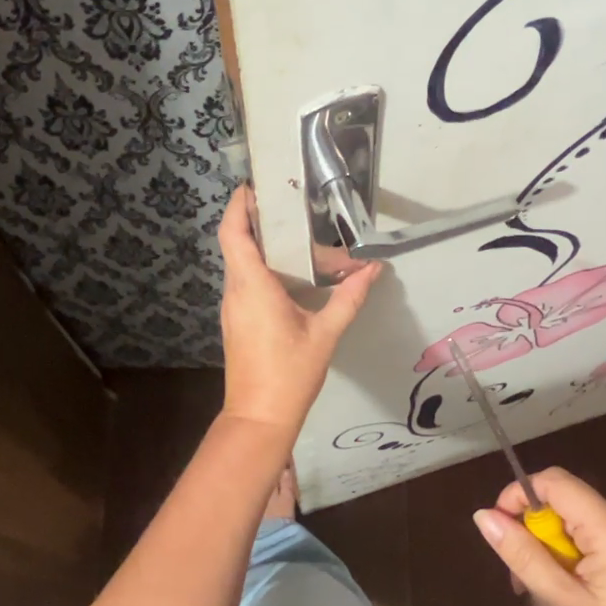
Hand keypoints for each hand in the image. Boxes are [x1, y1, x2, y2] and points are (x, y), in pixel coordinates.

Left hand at [216, 186, 381, 432]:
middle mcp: (236, 292)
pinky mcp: (237, 323)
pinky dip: (265, 272)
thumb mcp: (325, 334)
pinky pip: (246, 285)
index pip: (233, 233)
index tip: (254, 187)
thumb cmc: (289, 375)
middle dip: (259, 223)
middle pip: (238, 244)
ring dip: (264, 249)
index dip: (238, 206)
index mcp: (252, 287)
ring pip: (242, 266)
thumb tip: (372, 270)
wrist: (259, 418)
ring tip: (299, 240)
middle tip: (291, 210)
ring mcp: (233, 309)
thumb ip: (349, 298)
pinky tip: (293, 277)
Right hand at [472, 467, 605, 605]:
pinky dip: (564, 556)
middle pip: (563, 501)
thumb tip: (483, 515)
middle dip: (531, 530)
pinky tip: (561, 591)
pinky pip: (586, 536)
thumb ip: (521, 554)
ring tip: (538, 592)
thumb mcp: (559, 602)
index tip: (499, 531)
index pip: (556, 482)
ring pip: (571, 520)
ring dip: (545, 548)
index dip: (518, 495)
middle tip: (520, 579)